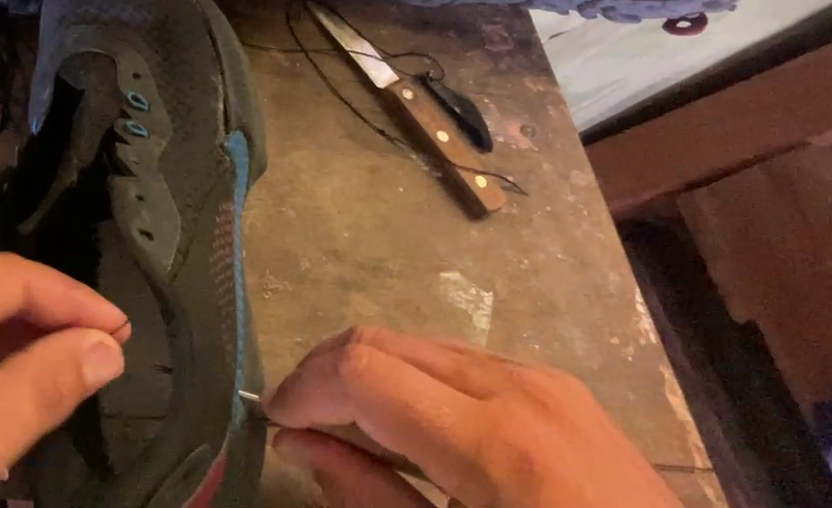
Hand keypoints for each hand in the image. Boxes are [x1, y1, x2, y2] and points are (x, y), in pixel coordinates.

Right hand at [265, 326, 679, 507]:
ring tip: (342, 423)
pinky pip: (456, 361)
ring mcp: (544, 378)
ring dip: (363, 372)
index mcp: (498, 444)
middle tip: (294, 421)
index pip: (361, 371)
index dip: (302, 389)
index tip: (272, 424)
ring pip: (413, 342)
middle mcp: (517, 386)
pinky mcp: (559, 386)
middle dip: (323, 372)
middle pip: (380, 341)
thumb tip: (296, 442)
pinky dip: (410, 380)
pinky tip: (406, 425)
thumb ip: (370, 499)